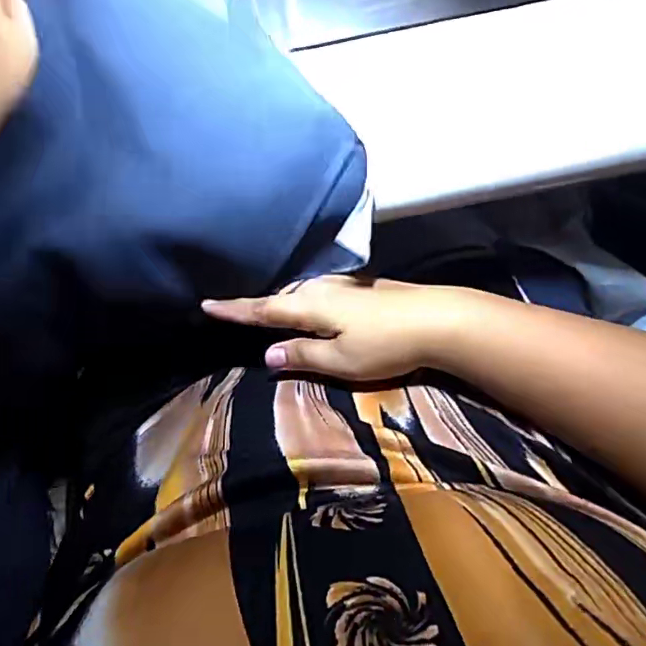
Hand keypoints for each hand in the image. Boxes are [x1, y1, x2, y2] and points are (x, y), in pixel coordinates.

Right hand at [202, 277, 480, 381]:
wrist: (440, 318)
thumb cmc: (385, 344)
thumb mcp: (339, 360)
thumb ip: (301, 355)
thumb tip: (267, 353)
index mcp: (309, 305)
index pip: (262, 310)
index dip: (233, 309)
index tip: (206, 304)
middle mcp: (322, 287)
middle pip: (280, 298)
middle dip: (256, 306)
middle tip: (232, 312)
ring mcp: (344, 284)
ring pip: (302, 293)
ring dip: (283, 303)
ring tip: (268, 312)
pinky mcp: (362, 288)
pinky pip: (320, 293)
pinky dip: (306, 302)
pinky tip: (312, 308)